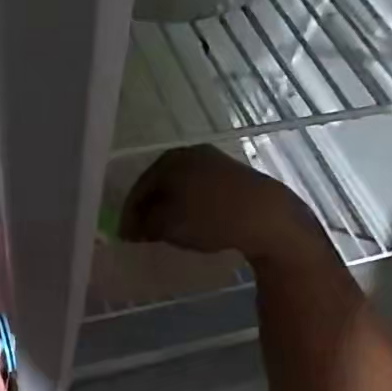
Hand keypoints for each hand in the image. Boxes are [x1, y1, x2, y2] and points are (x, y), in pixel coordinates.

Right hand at [118, 146, 323, 263]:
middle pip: (161, 184)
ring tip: (167, 230)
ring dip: (172, 208)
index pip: (140, 187)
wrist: (266, 217)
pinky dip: (192, 207)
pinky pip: (203, 192)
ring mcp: (217, 163)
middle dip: (150, 209)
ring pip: (183, 187)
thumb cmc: (210, 217)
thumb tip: (133, 228)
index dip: (129, 213)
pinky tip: (194, 223)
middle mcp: (192, 154)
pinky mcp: (237, 177)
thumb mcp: (168, 225)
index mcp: (170, 159)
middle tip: (143, 233)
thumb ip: (145, 225)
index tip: (125, 236)